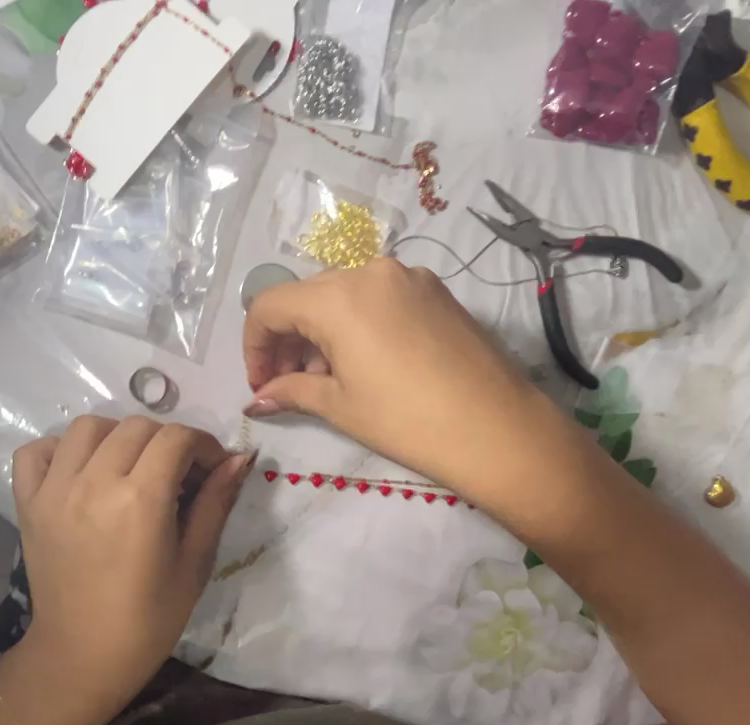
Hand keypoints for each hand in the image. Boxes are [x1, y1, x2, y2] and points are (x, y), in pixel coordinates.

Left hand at [11, 415, 252, 709]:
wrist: (84, 655)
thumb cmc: (150, 618)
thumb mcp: (195, 563)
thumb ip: (216, 504)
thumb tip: (240, 459)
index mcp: (140, 500)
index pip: (176, 438)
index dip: (204, 446)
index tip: (213, 469)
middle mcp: (94, 483)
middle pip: (136, 426)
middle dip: (167, 441)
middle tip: (179, 475)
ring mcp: (54, 490)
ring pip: (88, 427)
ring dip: (118, 436)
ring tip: (132, 467)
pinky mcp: (27, 502)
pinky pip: (37, 450)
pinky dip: (61, 449)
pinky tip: (83, 471)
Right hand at [242, 257, 577, 505]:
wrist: (495, 428)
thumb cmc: (407, 421)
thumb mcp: (340, 406)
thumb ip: (292, 392)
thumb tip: (258, 400)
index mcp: (338, 296)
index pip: (270, 305)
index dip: (254, 347)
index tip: (262, 385)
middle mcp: (370, 271)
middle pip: (307, 295)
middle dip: (288, 339)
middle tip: (290, 385)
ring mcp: (409, 277)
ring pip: (344, 294)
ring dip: (323, 331)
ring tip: (330, 379)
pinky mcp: (436, 291)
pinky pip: (379, 297)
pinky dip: (358, 323)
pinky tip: (368, 363)